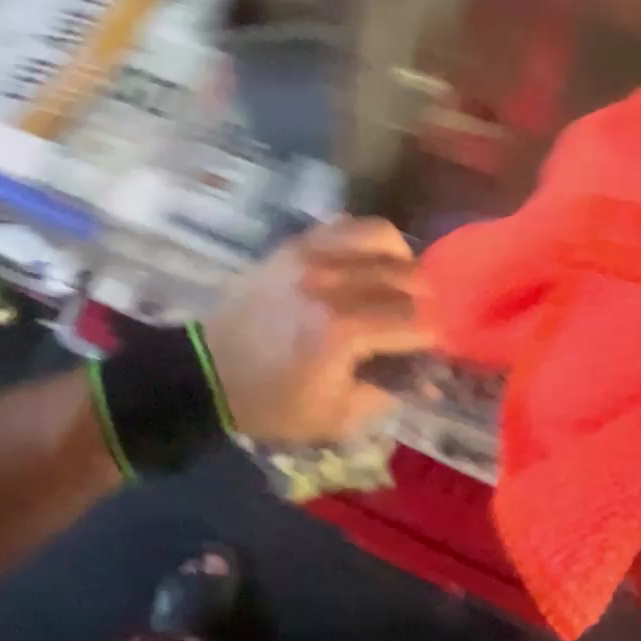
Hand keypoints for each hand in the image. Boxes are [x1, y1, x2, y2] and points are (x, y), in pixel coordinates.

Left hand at [200, 217, 425, 444]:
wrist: (210, 369)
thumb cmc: (272, 401)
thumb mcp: (334, 416)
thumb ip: (386, 394)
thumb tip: (427, 379)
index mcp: (340, 331)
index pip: (411, 320)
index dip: (429, 334)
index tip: (430, 345)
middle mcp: (330, 283)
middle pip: (402, 276)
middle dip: (420, 298)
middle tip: (417, 317)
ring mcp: (311, 255)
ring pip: (380, 235)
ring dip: (400, 259)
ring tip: (399, 280)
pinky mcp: (296, 244)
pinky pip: (346, 224)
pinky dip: (368, 239)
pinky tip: (370, 261)